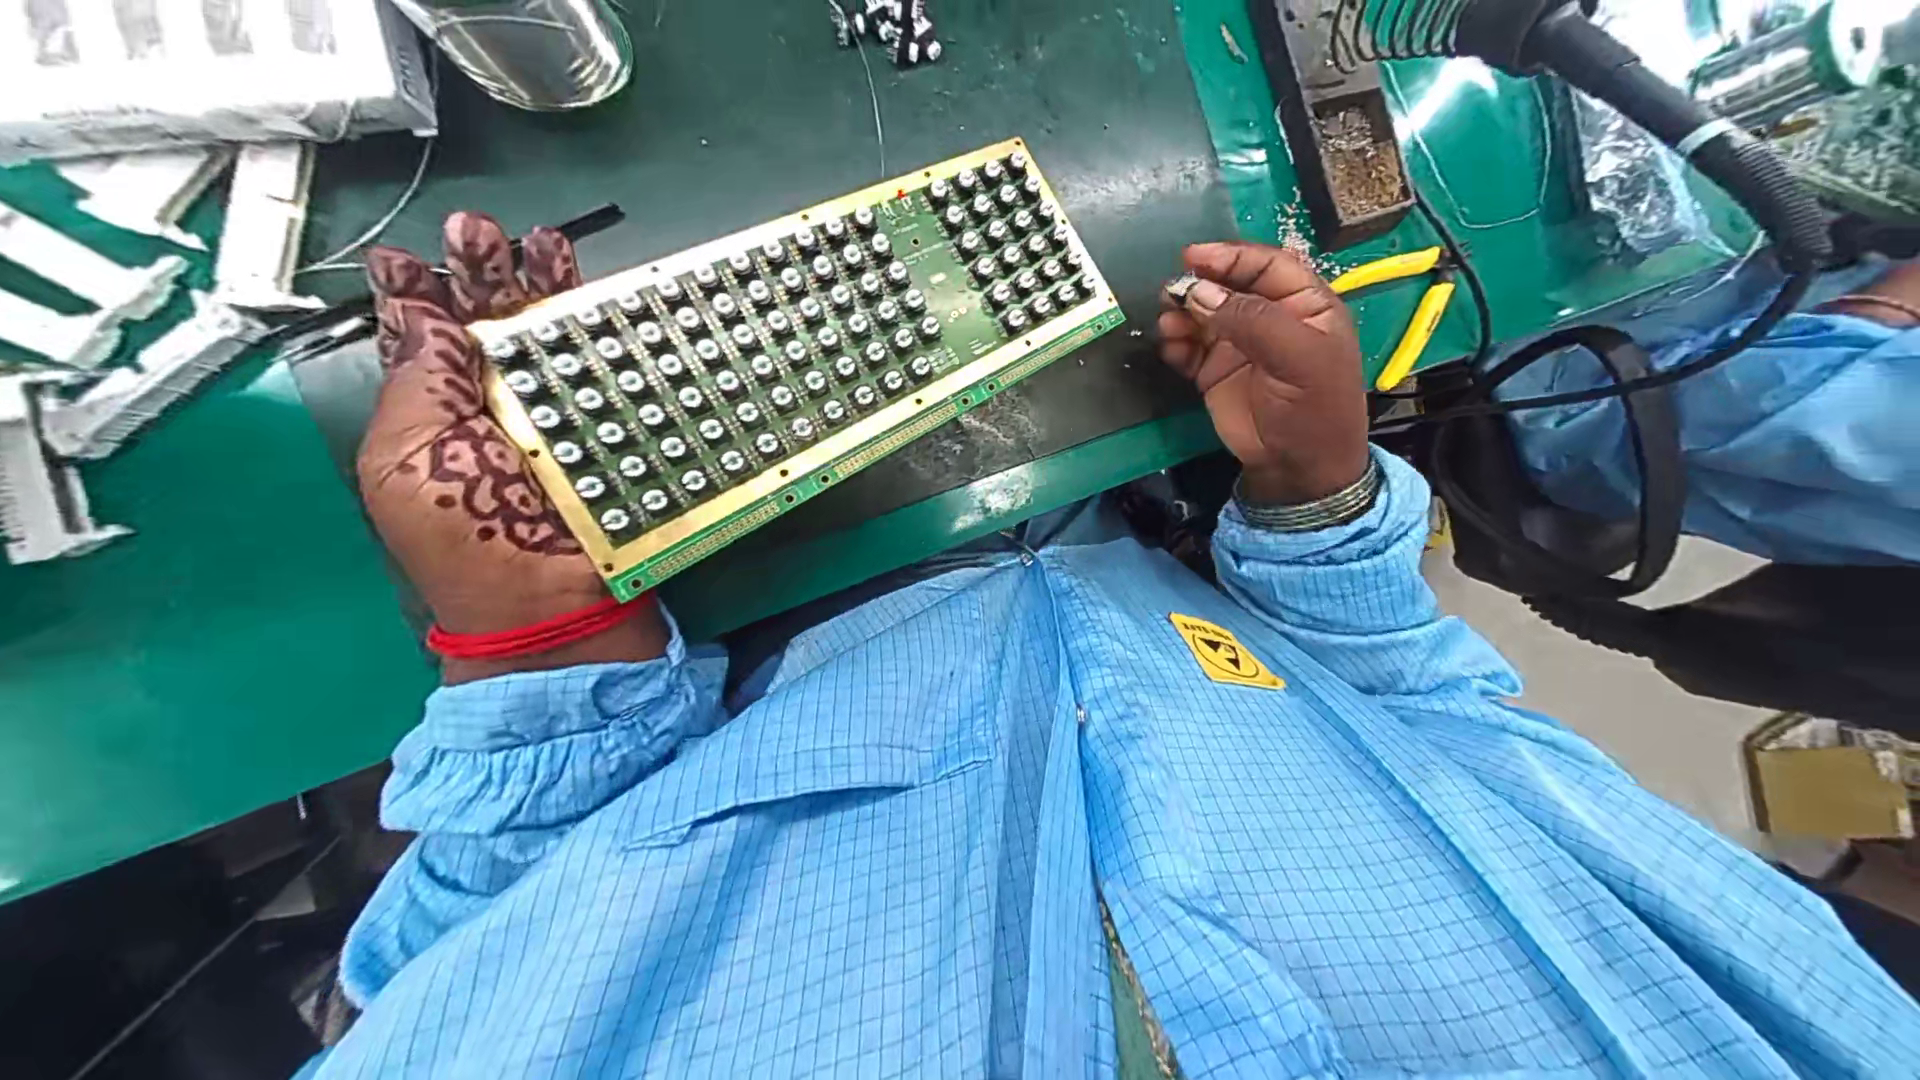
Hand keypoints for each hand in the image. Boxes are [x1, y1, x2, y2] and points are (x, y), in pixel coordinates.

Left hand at [359, 212, 668, 683]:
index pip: (427, 342)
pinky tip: (607, 309)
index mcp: (440, 418)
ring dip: (550, 296)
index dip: (417, 295)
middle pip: (496, 332)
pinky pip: (611, 382)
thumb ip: (416, 388)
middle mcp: (502, 414)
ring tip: (548, 248)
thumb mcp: (409, 467)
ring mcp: (564, 426)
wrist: (558, 608)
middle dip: (487, 278)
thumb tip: (424, 316)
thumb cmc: (472, 546)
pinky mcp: (615, 439)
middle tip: (486, 232)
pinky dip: (610, 342)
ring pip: (557, 347)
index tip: (410, 258)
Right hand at [1157, 242, 1369, 503]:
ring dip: (1181, 316)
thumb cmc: (1313, 407)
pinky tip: (1169, 348)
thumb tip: (1199, 293)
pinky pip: (1188, 349)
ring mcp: (1238, 345)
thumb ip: (1251, 320)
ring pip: (1203, 317)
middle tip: (1171, 293)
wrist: (1295, 465)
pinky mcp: (1213, 372)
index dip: (1230, 257)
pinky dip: (1175, 345)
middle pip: (1227, 288)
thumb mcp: (1296, 357)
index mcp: (1303, 304)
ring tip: (1167, 325)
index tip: (1192, 256)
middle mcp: (1268, 319)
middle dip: (1199, 286)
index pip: (1266, 266)